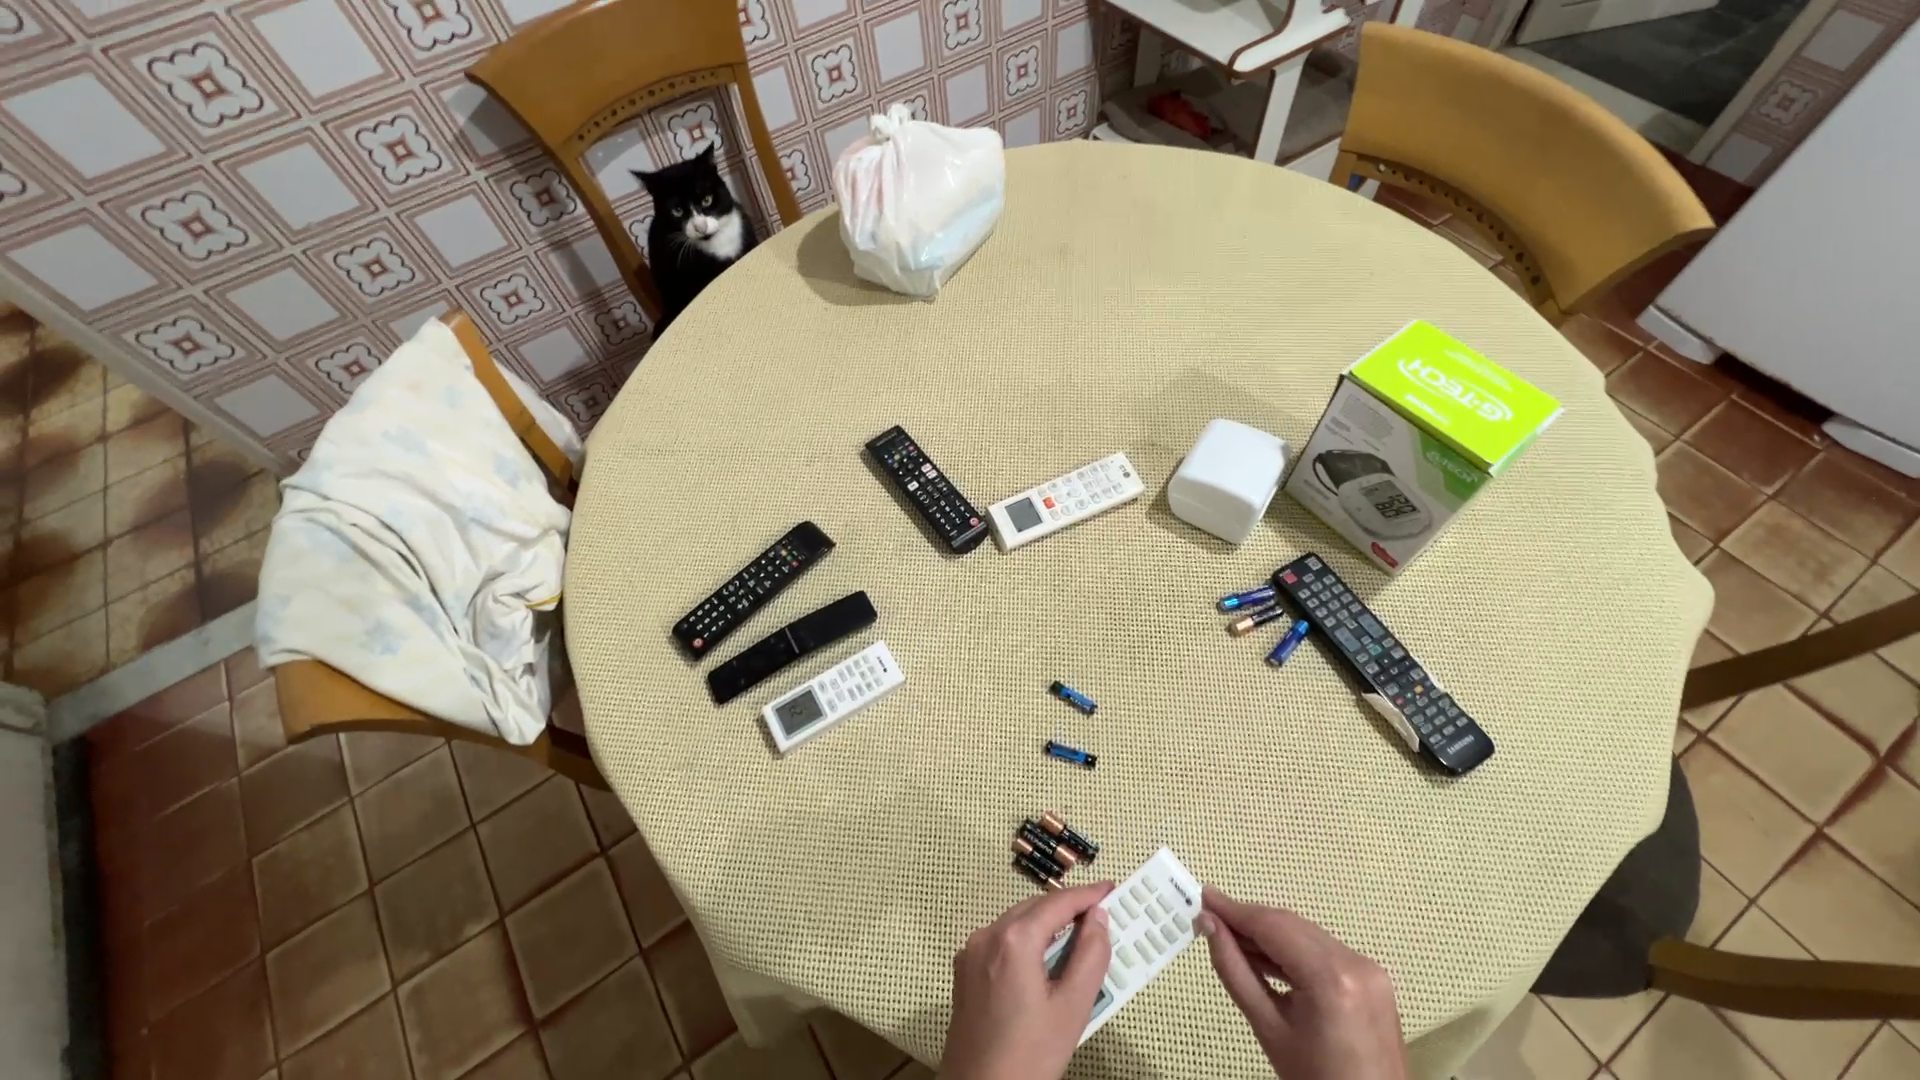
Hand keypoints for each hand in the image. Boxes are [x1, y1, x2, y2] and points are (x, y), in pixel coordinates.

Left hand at [941, 883, 1115, 1079]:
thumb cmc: (1030, 1055)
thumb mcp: (1072, 1008)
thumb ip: (1090, 956)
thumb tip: (1098, 918)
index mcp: (1014, 939)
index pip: (1058, 903)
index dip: (1087, 894)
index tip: (1111, 889)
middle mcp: (988, 935)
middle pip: (1035, 908)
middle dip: (1068, 908)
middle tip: (1101, 915)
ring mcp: (971, 951)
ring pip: (1016, 922)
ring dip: (1046, 923)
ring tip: (1078, 936)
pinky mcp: (964, 970)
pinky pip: (1001, 941)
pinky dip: (1025, 940)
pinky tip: (1043, 959)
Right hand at [1199, 887, 1408, 1079]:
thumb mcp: (1268, 1028)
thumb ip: (1234, 970)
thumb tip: (1209, 926)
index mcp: (1330, 977)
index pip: (1273, 926)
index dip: (1234, 910)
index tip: (1204, 896)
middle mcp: (1355, 962)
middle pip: (1290, 925)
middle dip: (1249, 920)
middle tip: (1210, 918)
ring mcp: (1369, 969)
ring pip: (1305, 934)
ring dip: (1268, 933)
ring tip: (1230, 938)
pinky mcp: (1372, 977)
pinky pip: (1323, 950)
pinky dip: (1292, 949)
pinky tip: (1265, 956)